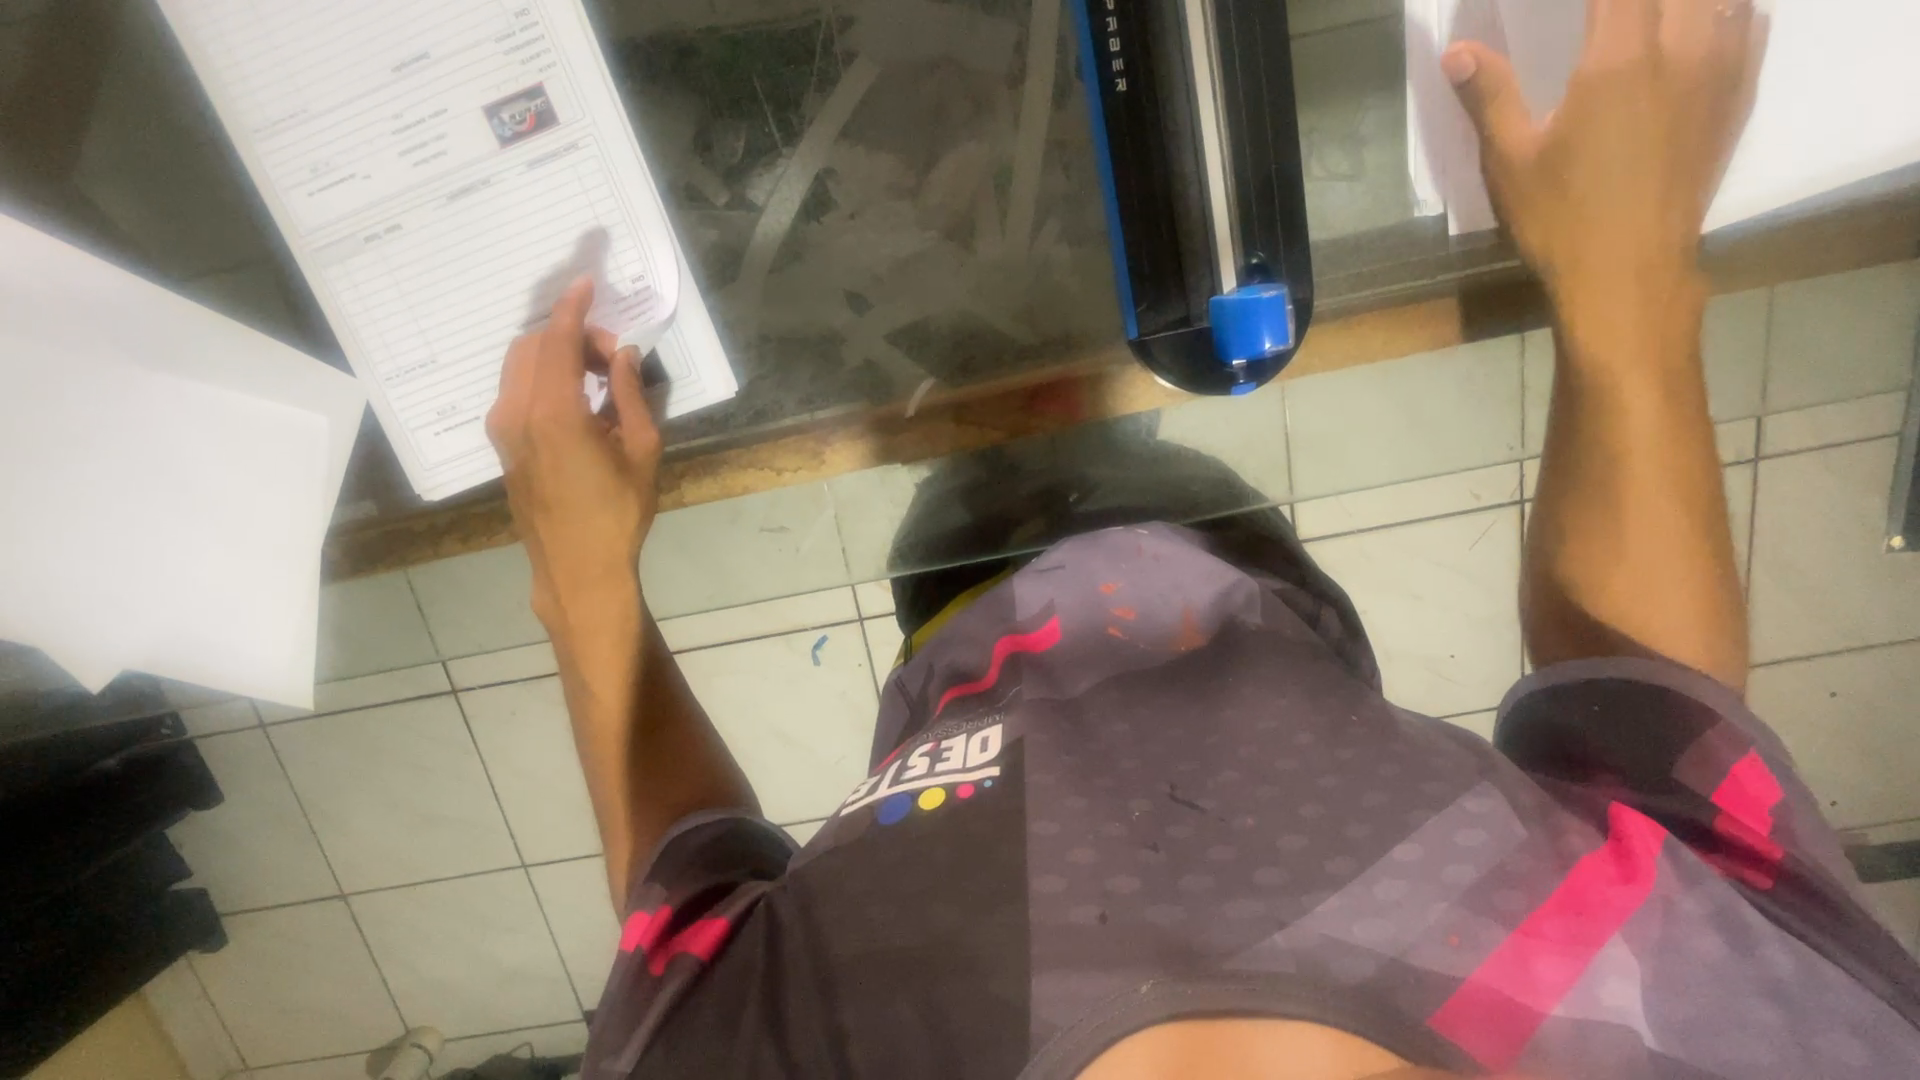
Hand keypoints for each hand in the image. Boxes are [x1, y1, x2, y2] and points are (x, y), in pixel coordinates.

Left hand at [486, 278, 660, 635]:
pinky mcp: (502, 445)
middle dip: (569, 335)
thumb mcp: (642, 451)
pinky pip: (517, 390)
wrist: (577, 566)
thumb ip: (629, 394)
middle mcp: (516, 412)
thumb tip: (622, 355)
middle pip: (532, 346)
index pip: (556, 340)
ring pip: (520, 366)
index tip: (587, 284)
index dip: (573, 308)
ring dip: (555, 356)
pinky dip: (545, 378)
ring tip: (599, 379)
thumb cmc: (619, 513)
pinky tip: (580, 401)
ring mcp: (502, 429)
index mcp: (553, 412)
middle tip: (612, 356)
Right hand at [1444, 0, 1765, 306]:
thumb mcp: (1510, 160)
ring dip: (1675, 2)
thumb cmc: (1558, 217)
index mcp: (1618, 59)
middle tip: (1601, 12)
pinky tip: (1698, 20)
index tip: (1560, 5)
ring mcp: (1722, 66)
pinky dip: (1723, 8)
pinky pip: (1749, 19)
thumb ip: (1490, 96)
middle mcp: (1683, 46)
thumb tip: (1456, 50)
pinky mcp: (1738, 92)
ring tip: (1642, 15)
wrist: (1627, 268)